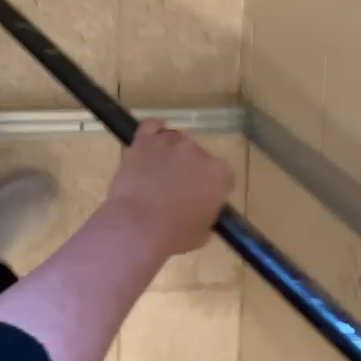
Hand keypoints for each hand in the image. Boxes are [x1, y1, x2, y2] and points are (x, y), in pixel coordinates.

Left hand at [100, 121, 233, 258]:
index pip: (222, 175)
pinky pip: (151, 126)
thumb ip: (207, 209)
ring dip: (171, 153)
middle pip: (198, 155)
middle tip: (177, 189)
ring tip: (158, 172)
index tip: (201, 199)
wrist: (138, 224)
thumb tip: (199, 204)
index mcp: (219, 174)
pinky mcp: (144, 140)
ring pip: (175, 140)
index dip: (211, 188)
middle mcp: (197, 151)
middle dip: (190, 169)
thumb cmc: (175, 234)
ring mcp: (170, 141)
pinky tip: (150, 144)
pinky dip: (152, 132)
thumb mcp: (205, 230)